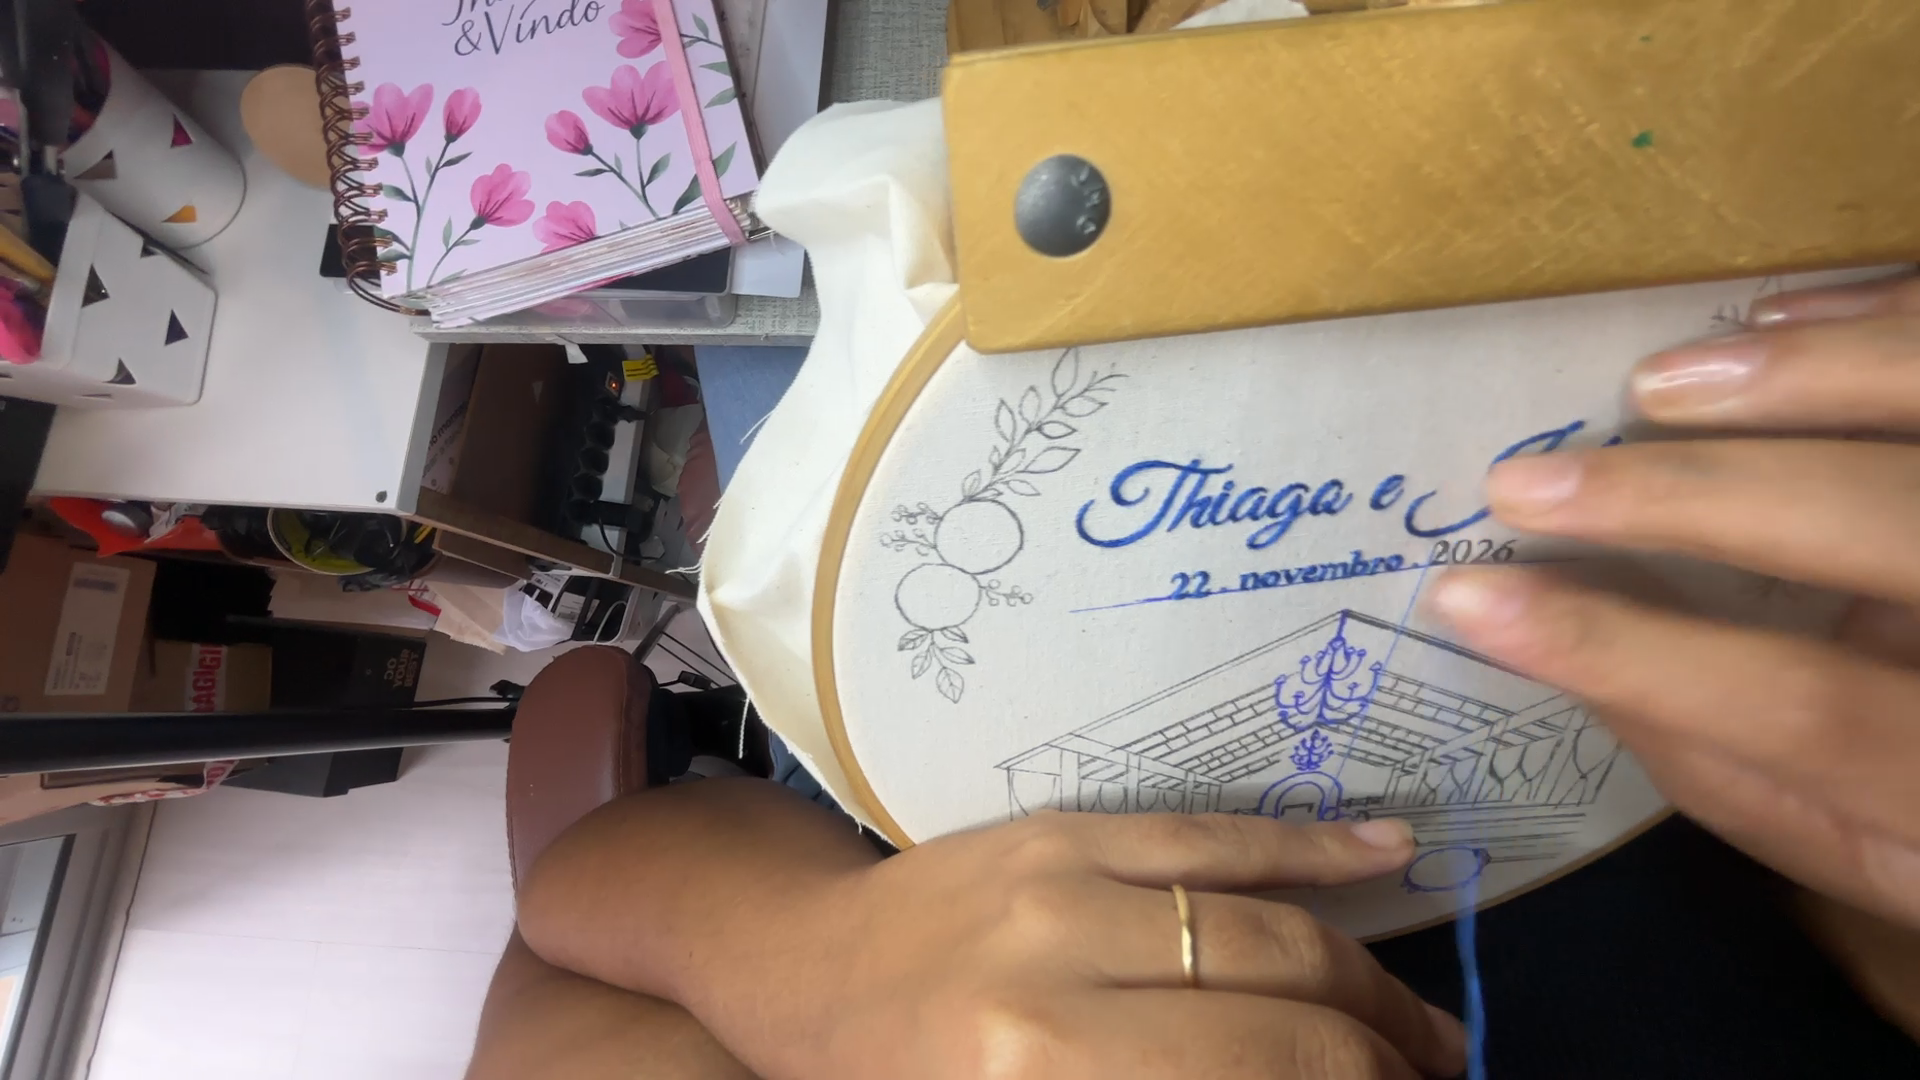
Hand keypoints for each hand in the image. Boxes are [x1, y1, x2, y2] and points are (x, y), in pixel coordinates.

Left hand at [739, 812, 1466, 1079]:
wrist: (816, 961)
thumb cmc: (899, 1076)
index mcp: (1044, 1071)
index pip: (1257, 1077)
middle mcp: (1064, 969)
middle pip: (1274, 1001)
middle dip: (1378, 1049)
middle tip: (1434, 1075)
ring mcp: (1064, 875)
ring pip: (1255, 916)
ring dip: (1360, 970)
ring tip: (1422, 1022)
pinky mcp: (1061, 823)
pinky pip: (1201, 833)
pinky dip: (1301, 847)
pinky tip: (1385, 850)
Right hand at [1425, 274, 1919, 928]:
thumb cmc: (1914, 798)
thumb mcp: (1816, 825)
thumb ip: (1688, 738)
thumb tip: (1524, 627)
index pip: (1803, 711)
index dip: (1622, 650)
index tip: (1464, 598)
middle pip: (1897, 530)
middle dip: (1693, 496)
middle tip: (1528, 481)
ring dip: (1811, 377)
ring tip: (1656, 379)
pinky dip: (1894, 314)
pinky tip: (1784, 313)